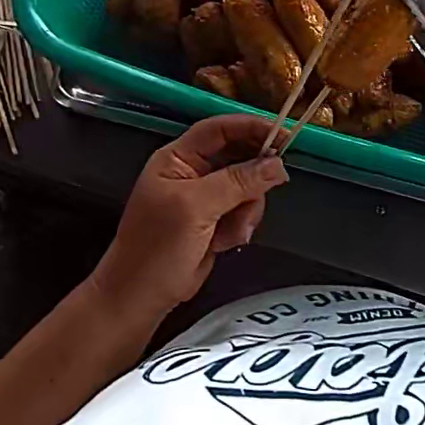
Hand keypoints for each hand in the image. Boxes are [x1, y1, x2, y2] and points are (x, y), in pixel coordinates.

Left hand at [91, 115, 289, 315]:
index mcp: (178, 158)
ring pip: (249, 186)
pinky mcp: (217, 219)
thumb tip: (277, 164)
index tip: (284, 136)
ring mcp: (207, 197)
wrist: (141, 297)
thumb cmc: (157, 247)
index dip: (251, 127)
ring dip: (247, 209)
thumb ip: (238, 182)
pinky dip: (242, 225)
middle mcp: (194, 172)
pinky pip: (246, 210)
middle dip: (253, 177)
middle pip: (240, 156)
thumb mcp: (196, 208)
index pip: (220, 129)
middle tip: (269, 189)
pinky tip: (226, 242)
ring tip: (232, 232)